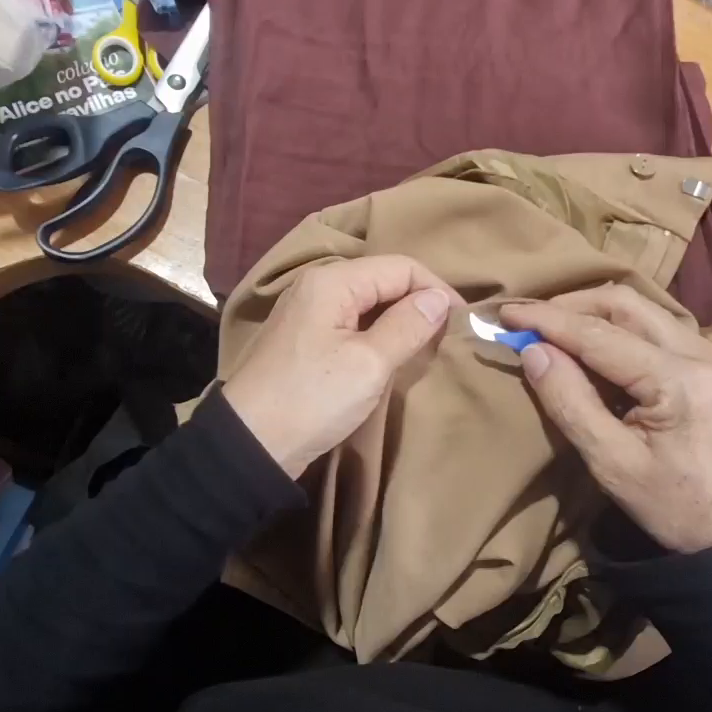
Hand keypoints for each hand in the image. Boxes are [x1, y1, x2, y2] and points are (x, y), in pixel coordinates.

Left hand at [223, 255, 458, 477]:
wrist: (249, 444)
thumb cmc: (312, 399)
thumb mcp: (369, 364)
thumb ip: (408, 326)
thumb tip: (440, 299)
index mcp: (332, 281)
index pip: (401, 266)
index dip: (436, 290)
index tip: (462, 324)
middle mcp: (317, 285)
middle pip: (384, 280)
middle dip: (419, 303)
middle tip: (448, 337)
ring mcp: (308, 311)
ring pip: (369, 302)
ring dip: (400, 320)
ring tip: (428, 346)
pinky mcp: (305, 338)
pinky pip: (352, 322)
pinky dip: (377, 333)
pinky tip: (394, 355)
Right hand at [500, 286, 711, 552]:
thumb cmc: (671, 506)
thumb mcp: (611, 463)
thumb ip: (570, 402)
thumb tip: (533, 351)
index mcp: (681, 380)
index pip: (600, 334)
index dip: (549, 320)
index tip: (507, 314)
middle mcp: (703, 352)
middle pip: (626, 304)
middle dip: (571, 305)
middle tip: (529, 320)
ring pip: (643, 310)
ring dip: (594, 312)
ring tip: (552, 328)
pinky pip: (657, 328)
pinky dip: (618, 328)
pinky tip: (591, 346)